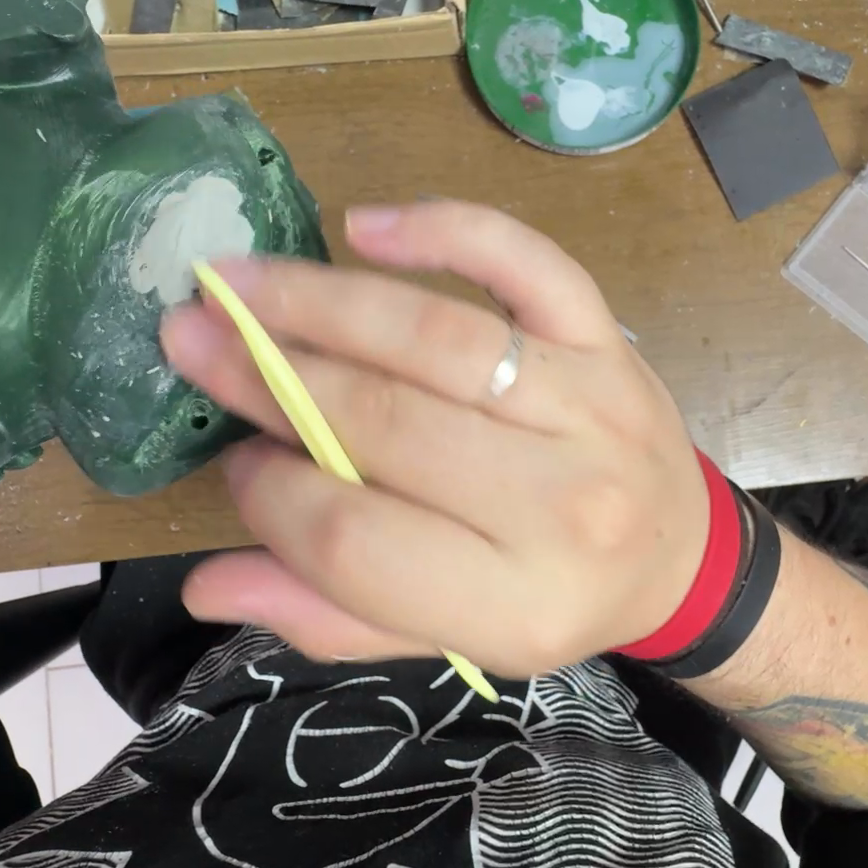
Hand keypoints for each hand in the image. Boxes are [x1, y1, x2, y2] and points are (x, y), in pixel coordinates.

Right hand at [161, 202, 709, 677]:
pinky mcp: (607, 342)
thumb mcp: (455, 642)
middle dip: (270, 378)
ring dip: (323, 303)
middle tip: (191, 339)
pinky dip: (448, 230)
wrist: (676, 554)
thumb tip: (206, 583)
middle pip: (387, 426)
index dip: (271, 497)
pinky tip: (366, 226)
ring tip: (237, 284)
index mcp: (516, 603)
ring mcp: (590, 407)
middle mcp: (560, 502)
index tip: (231, 462)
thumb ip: (337, 618)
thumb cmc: (554, 599)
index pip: (356, 541)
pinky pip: (528, 264)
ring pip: (438, 339)